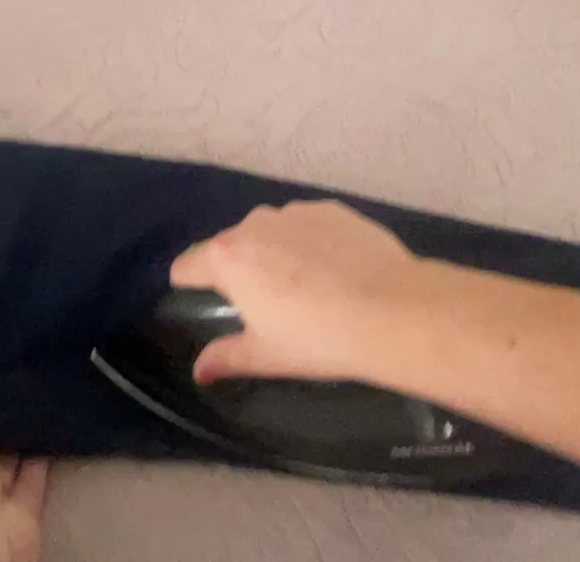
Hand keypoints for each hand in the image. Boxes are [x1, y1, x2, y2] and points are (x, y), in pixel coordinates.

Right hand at [169, 201, 423, 383]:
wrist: (390, 308)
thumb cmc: (318, 337)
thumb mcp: (267, 354)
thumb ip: (228, 357)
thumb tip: (201, 370)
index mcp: (228, 257)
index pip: (188, 264)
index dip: (190, 284)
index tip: (205, 301)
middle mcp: (255, 224)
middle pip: (232, 245)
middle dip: (241, 269)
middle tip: (267, 305)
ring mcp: (295, 211)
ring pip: (272, 232)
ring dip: (277, 252)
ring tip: (309, 287)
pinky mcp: (331, 209)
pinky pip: (308, 225)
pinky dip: (313, 243)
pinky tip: (338, 270)